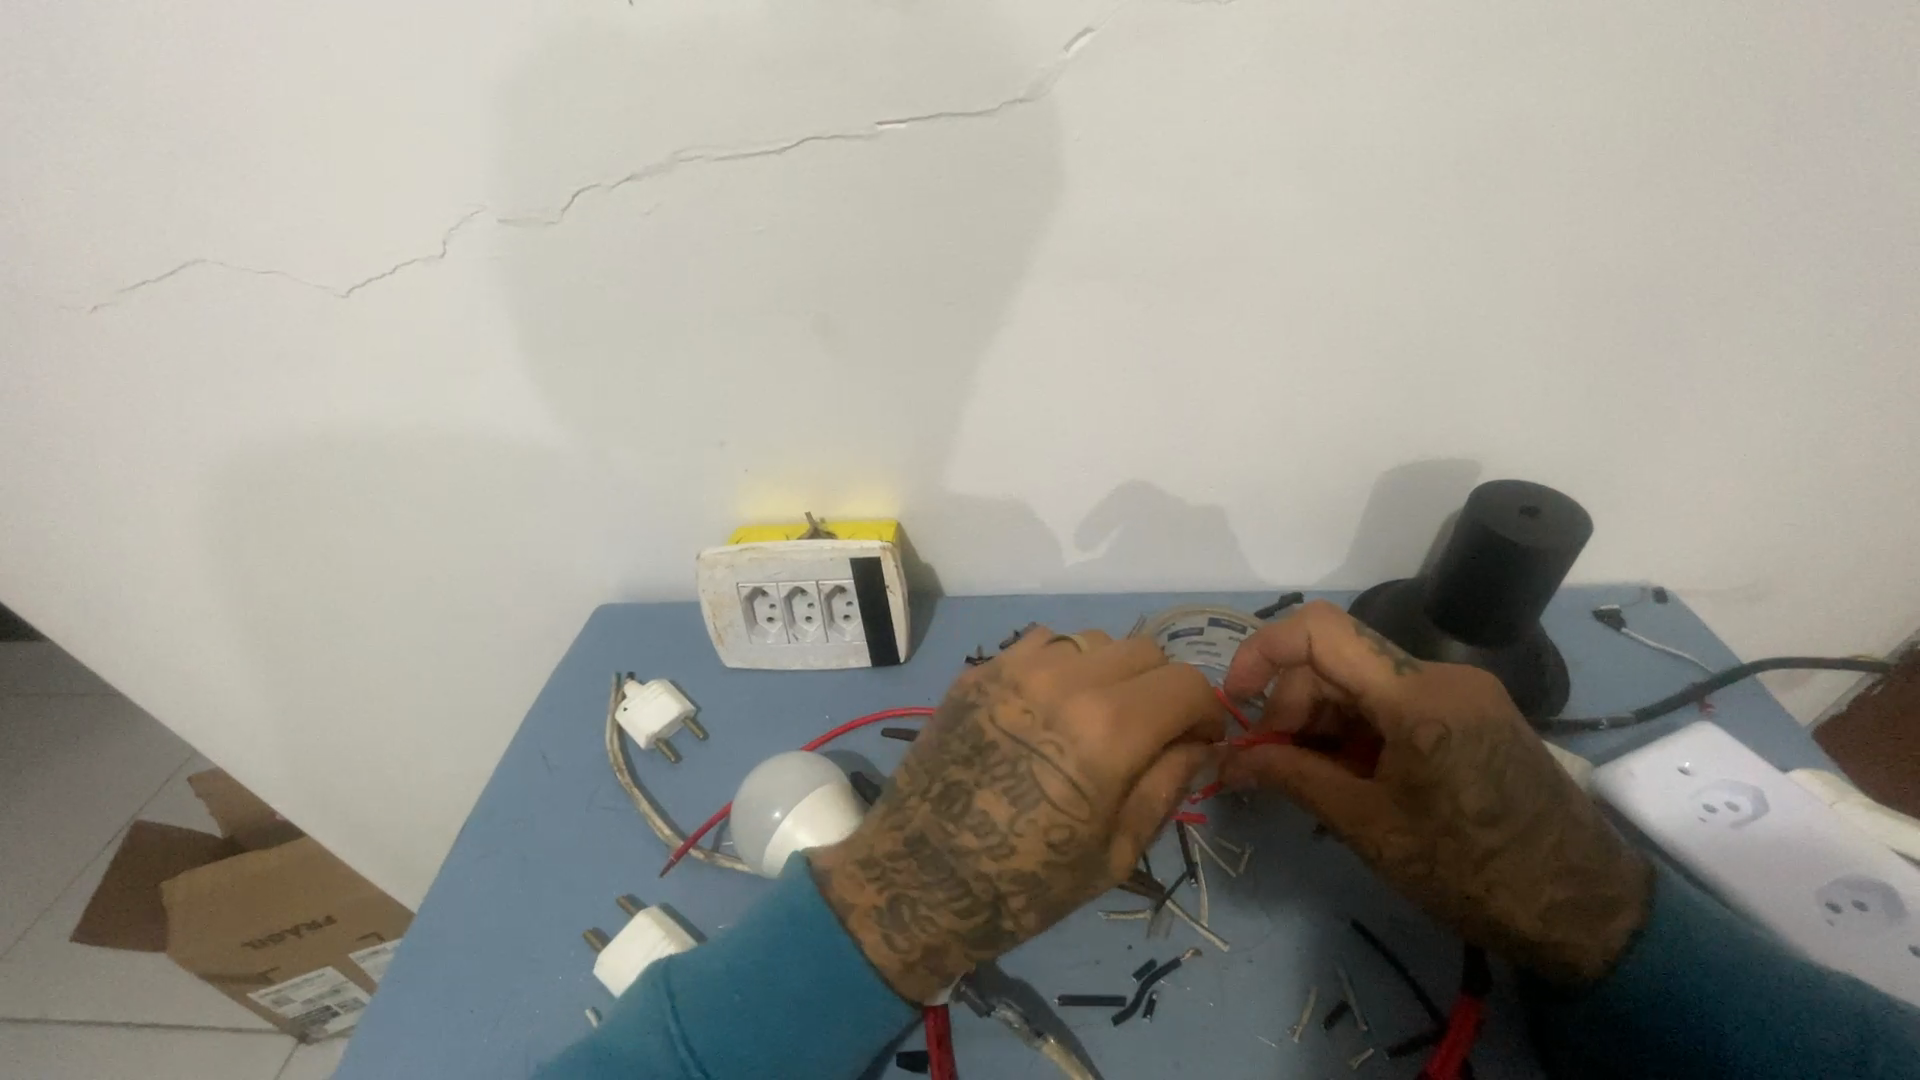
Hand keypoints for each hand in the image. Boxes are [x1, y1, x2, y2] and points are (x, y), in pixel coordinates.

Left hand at [811, 627, 1222, 1002]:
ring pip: (1092, 639)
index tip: (1197, 741)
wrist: (920, 876)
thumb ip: (1167, 783)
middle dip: (1162, 688)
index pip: (1187, 684)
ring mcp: (1015, 668)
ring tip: (1095, 717)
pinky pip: (1041, 644)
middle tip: (1151, 732)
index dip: (1206, 712)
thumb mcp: (1115, 850)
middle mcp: (1065, 680)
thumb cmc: (1026, 881)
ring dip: (1111, 671)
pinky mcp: (978, 670)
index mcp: (1109, 729)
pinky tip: (1047, 707)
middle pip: (1144, 650)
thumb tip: (1200, 743)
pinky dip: (1061, 664)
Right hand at [1219, 601, 1652, 985]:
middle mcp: (1440, 676)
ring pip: (1359, 680)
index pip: (1319, 631)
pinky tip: (1348, 772)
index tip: (1237, 701)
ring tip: (1308, 775)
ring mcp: (1459, 691)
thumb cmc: (1472, 873)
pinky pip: (1390, 700)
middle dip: (1290, 704)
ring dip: (1320, 719)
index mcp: (1418, 696)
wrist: (1589, 913)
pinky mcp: (1468, 711)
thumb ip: (1291, 777)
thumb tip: (1226, 762)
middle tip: (1270, 761)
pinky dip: (1354, 728)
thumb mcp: (1368, 826)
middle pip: (1335, 661)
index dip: (1263, 653)